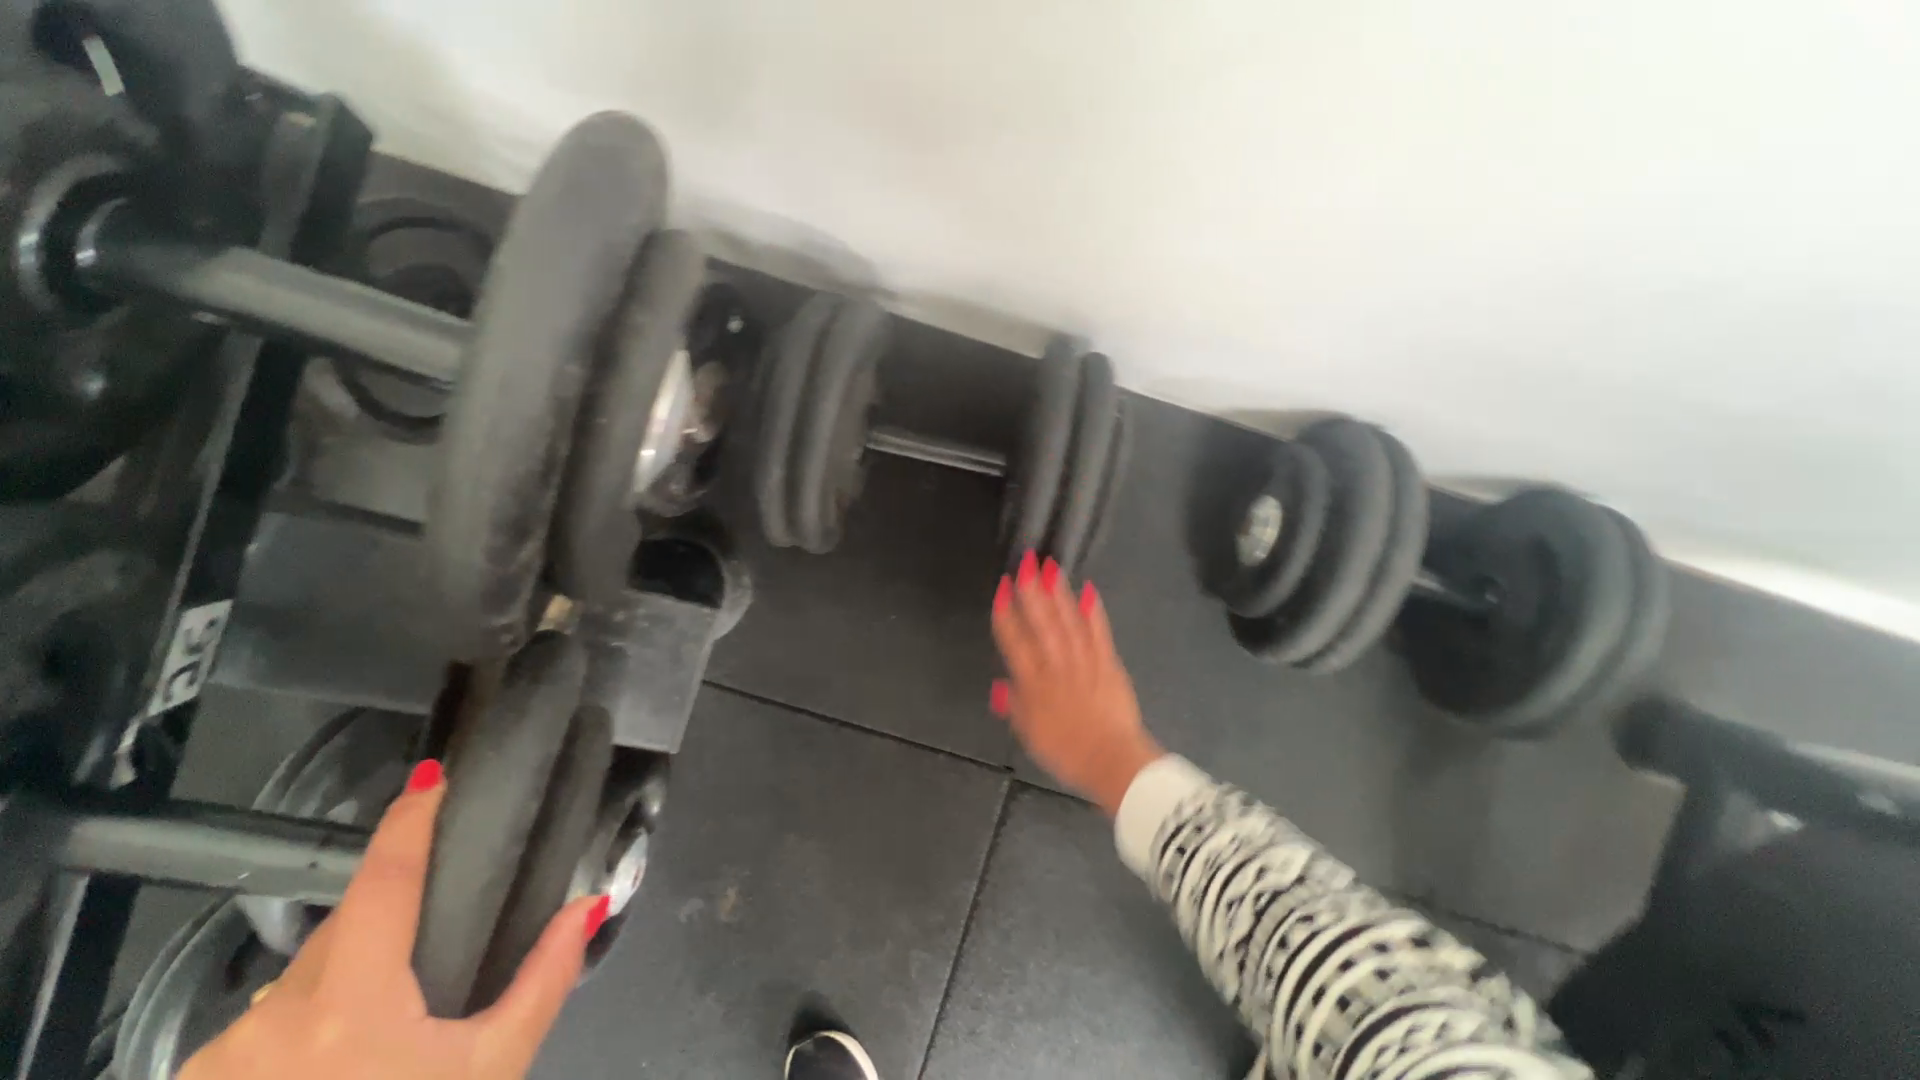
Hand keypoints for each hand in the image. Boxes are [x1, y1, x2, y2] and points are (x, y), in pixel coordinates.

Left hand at [181, 761, 608, 1079]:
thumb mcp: (491, 1069)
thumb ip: (544, 981)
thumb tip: (589, 905)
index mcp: (350, 1001)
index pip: (385, 882)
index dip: (410, 822)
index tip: (432, 777)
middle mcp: (273, 1014)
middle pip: (345, 930)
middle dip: (389, 923)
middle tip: (432, 959)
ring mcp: (221, 1053)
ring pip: (303, 977)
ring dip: (346, 977)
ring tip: (380, 1033)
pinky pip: (265, 1021)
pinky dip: (302, 1022)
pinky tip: (329, 1065)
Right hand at [991, 552, 1164, 816]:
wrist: (1111, 760)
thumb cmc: (1066, 752)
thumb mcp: (1030, 734)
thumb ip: (1015, 706)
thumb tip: (1001, 685)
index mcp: (1032, 682)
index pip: (1014, 641)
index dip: (1006, 613)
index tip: (1001, 588)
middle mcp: (1056, 665)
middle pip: (1041, 622)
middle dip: (1032, 590)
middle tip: (1026, 563)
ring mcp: (1084, 661)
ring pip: (1068, 621)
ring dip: (1059, 593)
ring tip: (1051, 568)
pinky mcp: (1109, 663)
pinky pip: (1098, 632)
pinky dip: (1092, 611)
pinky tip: (1088, 592)